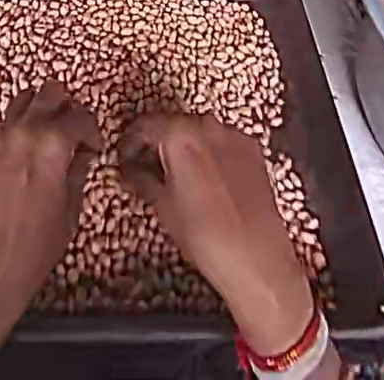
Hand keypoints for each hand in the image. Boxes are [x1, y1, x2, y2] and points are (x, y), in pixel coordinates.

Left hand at [0, 82, 102, 379]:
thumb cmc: (28, 253)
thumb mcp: (68, 213)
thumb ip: (78, 172)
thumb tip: (82, 154)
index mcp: (51, 146)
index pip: (80, 117)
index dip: (93, 129)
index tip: (93, 143)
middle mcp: (22, 133)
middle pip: (49, 93)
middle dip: (67, 105)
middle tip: (73, 127)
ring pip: (22, 102)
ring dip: (40, 111)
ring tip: (48, 135)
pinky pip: (2, 129)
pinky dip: (17, 134)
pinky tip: (22, 160)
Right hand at [121, 114, 313, 355]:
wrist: (258, 260)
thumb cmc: (209, 237)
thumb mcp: (163, 207)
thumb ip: (142, 178)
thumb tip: (132, 170)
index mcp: (180, 134)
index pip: (145, 125)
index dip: (130, 141)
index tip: (126, 154)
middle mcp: (207, 126)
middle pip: (172, 124)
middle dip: (158, 142)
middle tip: (145, 163)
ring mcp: (233, 136)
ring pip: (198, 131)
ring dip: (184, 146)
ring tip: (176, 174)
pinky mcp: (252, 149)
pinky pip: (221, 142)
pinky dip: (209, 153)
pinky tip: (205, 179)